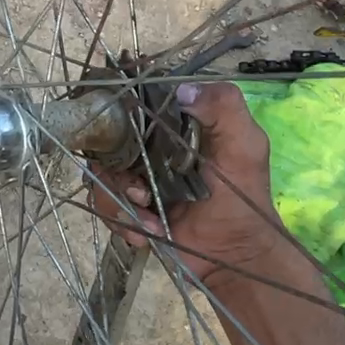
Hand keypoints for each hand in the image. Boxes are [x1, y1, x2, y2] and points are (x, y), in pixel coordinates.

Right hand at [88, 82, 293, 284]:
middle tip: (141, 192)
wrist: (233, 255)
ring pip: (100, 177)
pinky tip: (148, 232)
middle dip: (117, 172)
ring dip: (120, 199)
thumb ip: (224, 108)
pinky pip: (104, 205)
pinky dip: (124, 220)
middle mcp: (148, 149)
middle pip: (107, 146)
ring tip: (148, 217)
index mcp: (171, 128)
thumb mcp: (244, 146)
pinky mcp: (126, 207)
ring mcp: (135, 178)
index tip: (120, 137)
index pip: (131, 110)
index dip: (119, 120)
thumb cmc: (241, 197)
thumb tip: (182, 89)